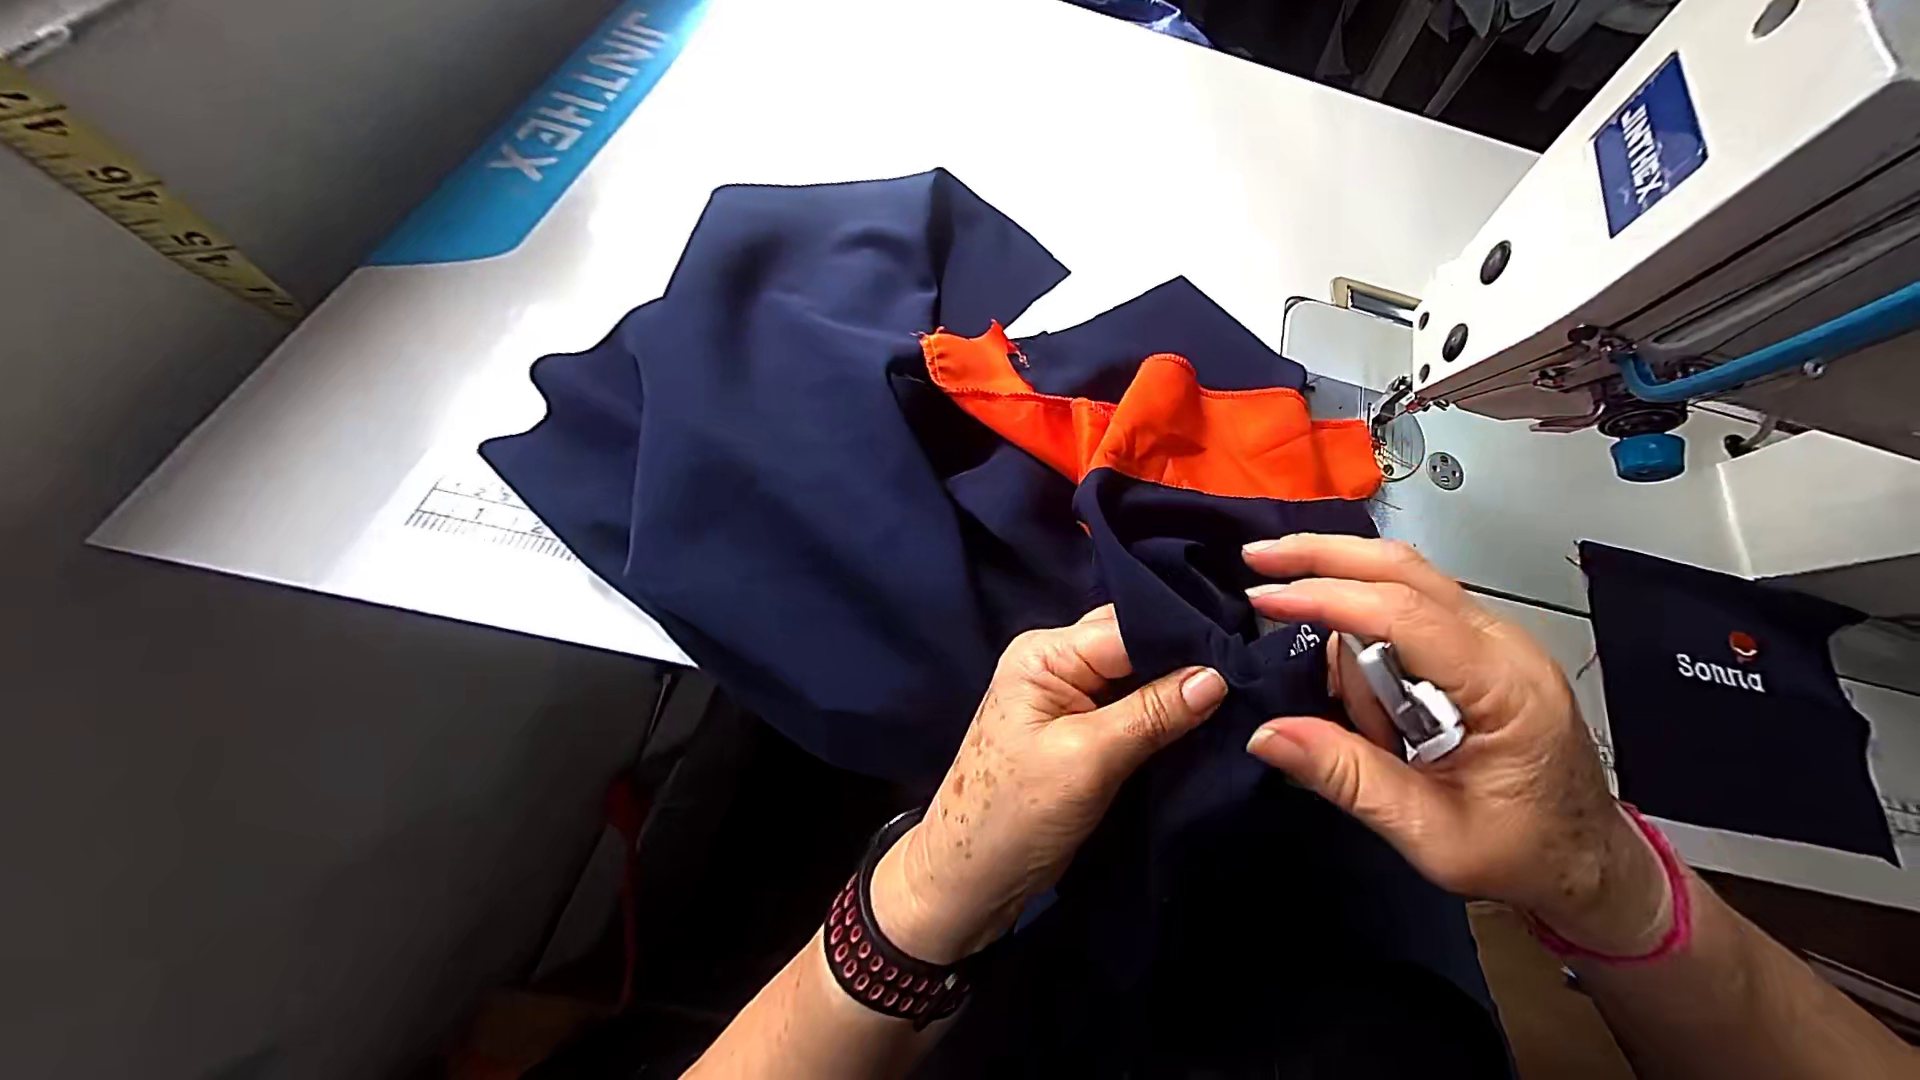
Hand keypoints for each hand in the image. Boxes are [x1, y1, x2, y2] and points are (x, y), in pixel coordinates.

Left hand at [869, 607, 1227, 963]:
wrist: (971, 878)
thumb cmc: (1015, 814)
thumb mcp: (1087, 759)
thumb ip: (1152, 713)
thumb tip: (1217, 675)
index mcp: (1044, 653)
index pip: (1125, 629)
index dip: (1182, 639)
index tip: (1244, 655)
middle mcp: (1055, 662)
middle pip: (1132, 646)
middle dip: (1185, 659)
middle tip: (1249, 672)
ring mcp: (1067, 696)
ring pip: (1136, 677)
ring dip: (1179, 688)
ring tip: (1242, 692)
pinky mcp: (1080, 728)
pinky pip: (1131, 707)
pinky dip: (1164, 713)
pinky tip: (1207, 718)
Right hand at [1239, 535, 1671, 955]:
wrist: (1589, 864)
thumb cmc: (1525, 856)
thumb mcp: (1431, 835)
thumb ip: (1347, 779)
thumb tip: (1266, 734)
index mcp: (1505, 689)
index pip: (1404, 615)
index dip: (1327, 597)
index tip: (1263, 600)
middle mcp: (1502, 645)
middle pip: (1402, 568)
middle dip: (1323, 556)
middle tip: (1258, 559)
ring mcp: (1488, 639)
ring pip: (1399, 577)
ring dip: (1338, 593)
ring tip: (1317, 658)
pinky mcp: (1468, 645)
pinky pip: (1400, 606)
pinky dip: (1354, 613)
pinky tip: (1339, 657)